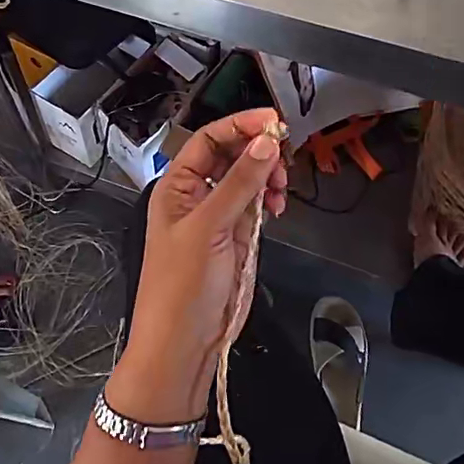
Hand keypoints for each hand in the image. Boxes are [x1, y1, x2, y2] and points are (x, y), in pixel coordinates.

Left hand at [110, 109, 287, 422]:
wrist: (184, 342)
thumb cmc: (182, 285)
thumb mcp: (209, 228)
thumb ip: (240, 184)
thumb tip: (266, 142)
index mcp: (177, 186)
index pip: (209, 140)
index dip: (240, 126)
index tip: (273, 121)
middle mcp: (197, 195)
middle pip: (231, 155)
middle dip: (259, 150)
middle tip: (285, 155)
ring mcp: (218, 215)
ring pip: (248, 178)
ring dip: (268, 175)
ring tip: (281, 189)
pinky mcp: (237, 235)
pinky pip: (257, 204)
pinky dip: (270, 199)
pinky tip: (278, 206)